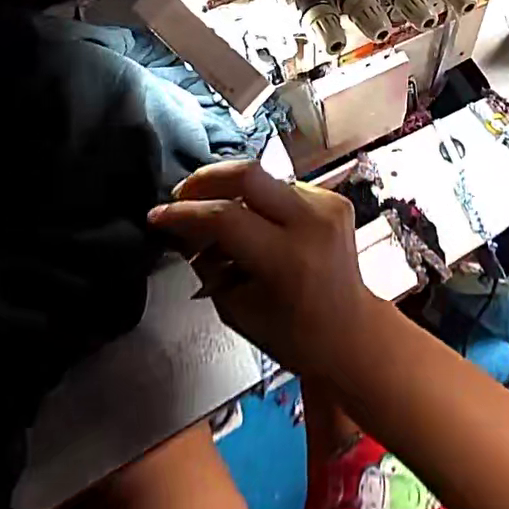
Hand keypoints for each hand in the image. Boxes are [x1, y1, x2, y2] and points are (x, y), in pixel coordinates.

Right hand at [149, 161, 377, 373]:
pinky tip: (253, 222)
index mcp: (287, 258)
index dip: (185, 213)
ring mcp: (327, 205)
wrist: (350, 330)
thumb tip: (181, 228)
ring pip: (266, 179)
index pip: (226, 218)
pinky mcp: (334, 199)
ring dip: (233, 190)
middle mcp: (312, 222)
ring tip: (212, 212)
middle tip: (181, 194)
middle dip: (206, 178)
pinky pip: (285, 188)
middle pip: (249, 174)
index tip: (157, 216)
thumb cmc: (293, 334)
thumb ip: (208, 263)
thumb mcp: (237, 307)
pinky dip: (262, 201)